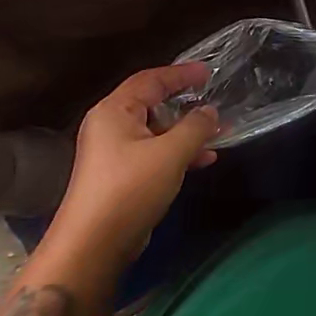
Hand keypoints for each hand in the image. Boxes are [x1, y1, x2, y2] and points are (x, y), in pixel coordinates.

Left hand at [52, 63, 219, 259]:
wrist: (96, 242)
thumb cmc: (131, 188)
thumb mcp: (170, 153)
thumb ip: (194, 127)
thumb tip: (210, 111)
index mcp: (115, 111)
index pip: (150, 80)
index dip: (180, 74)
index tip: (208, 73)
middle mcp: (110, 126)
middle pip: (152, 104)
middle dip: (186, 105)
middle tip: (215, 103)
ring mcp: (115, 151)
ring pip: (157, 131)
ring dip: (186, 131)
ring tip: (219, 134)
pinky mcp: (122, 174)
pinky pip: (155, 152)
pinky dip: (178, 152)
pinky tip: (204, 159)